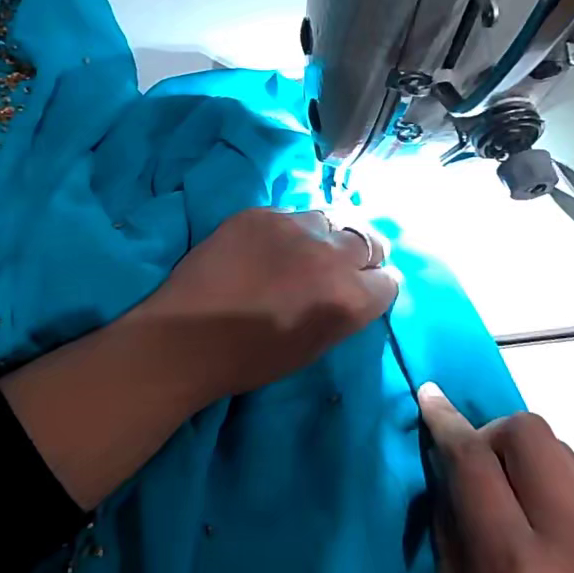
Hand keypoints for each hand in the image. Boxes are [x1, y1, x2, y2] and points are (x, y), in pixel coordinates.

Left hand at [2, 208, 395, 508]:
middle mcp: (331, 256)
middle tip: (338, 266)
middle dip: (361, 254)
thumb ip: (345, 312)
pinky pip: (290, 214)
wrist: (184, 339)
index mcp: (349, 299)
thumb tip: (358, 288)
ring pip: (331, 219)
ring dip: (325, 236)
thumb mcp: (315, 347)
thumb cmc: (250, 359)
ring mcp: (293, 227)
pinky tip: (266, 248)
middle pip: (368, 240)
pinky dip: (288, 230)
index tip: (362, 290)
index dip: (375, 287)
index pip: (389, 280)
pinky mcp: (260, 213)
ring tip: (303, 250)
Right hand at [419, 384, 573, 572]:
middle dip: (491, 430)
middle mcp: (570, 544)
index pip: (474, 462)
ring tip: (504, 489)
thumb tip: (448, 489)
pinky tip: (540, 524)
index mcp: (515, 569)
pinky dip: (552, 485)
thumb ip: (452, 552)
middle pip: (531, 434)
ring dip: (525, 454)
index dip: (445, 422)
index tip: (428, 396)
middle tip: (471, 464)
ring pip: (565, 454)